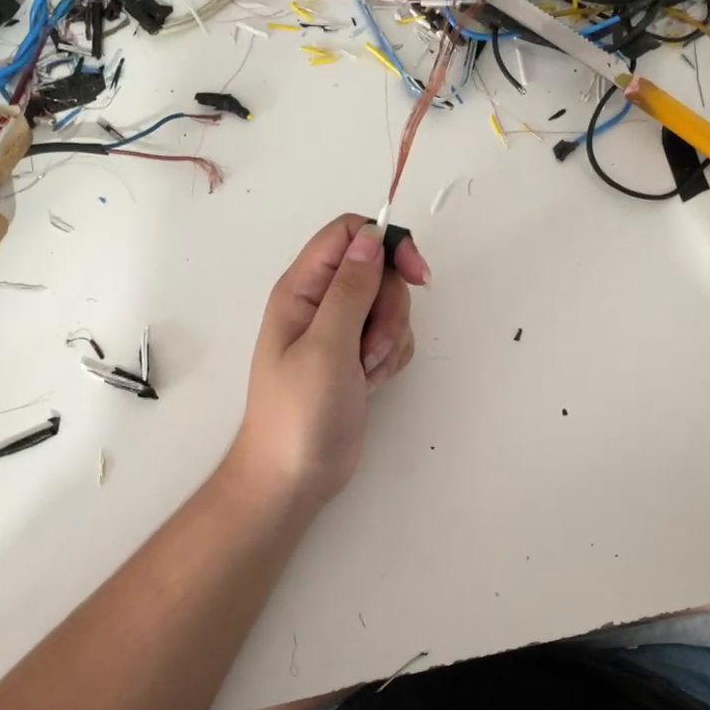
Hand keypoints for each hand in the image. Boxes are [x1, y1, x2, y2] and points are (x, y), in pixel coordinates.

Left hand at [229, 214, 428, 507]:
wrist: (293, 476)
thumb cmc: (300, 411)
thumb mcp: (326, 344)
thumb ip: (351, 287)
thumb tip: (371, 236)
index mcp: (302, 288)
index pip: (347, 234)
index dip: (386, 244)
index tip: (415, 274)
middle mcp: (321, 302)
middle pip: (378, 270)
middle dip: (389, 306)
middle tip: (371, 346)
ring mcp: (341, 331)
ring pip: (389, 304)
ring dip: (390, 336)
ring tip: (367, 371)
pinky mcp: (357, 357)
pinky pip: (391, 335)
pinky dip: (391, 356)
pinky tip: (373, 382)